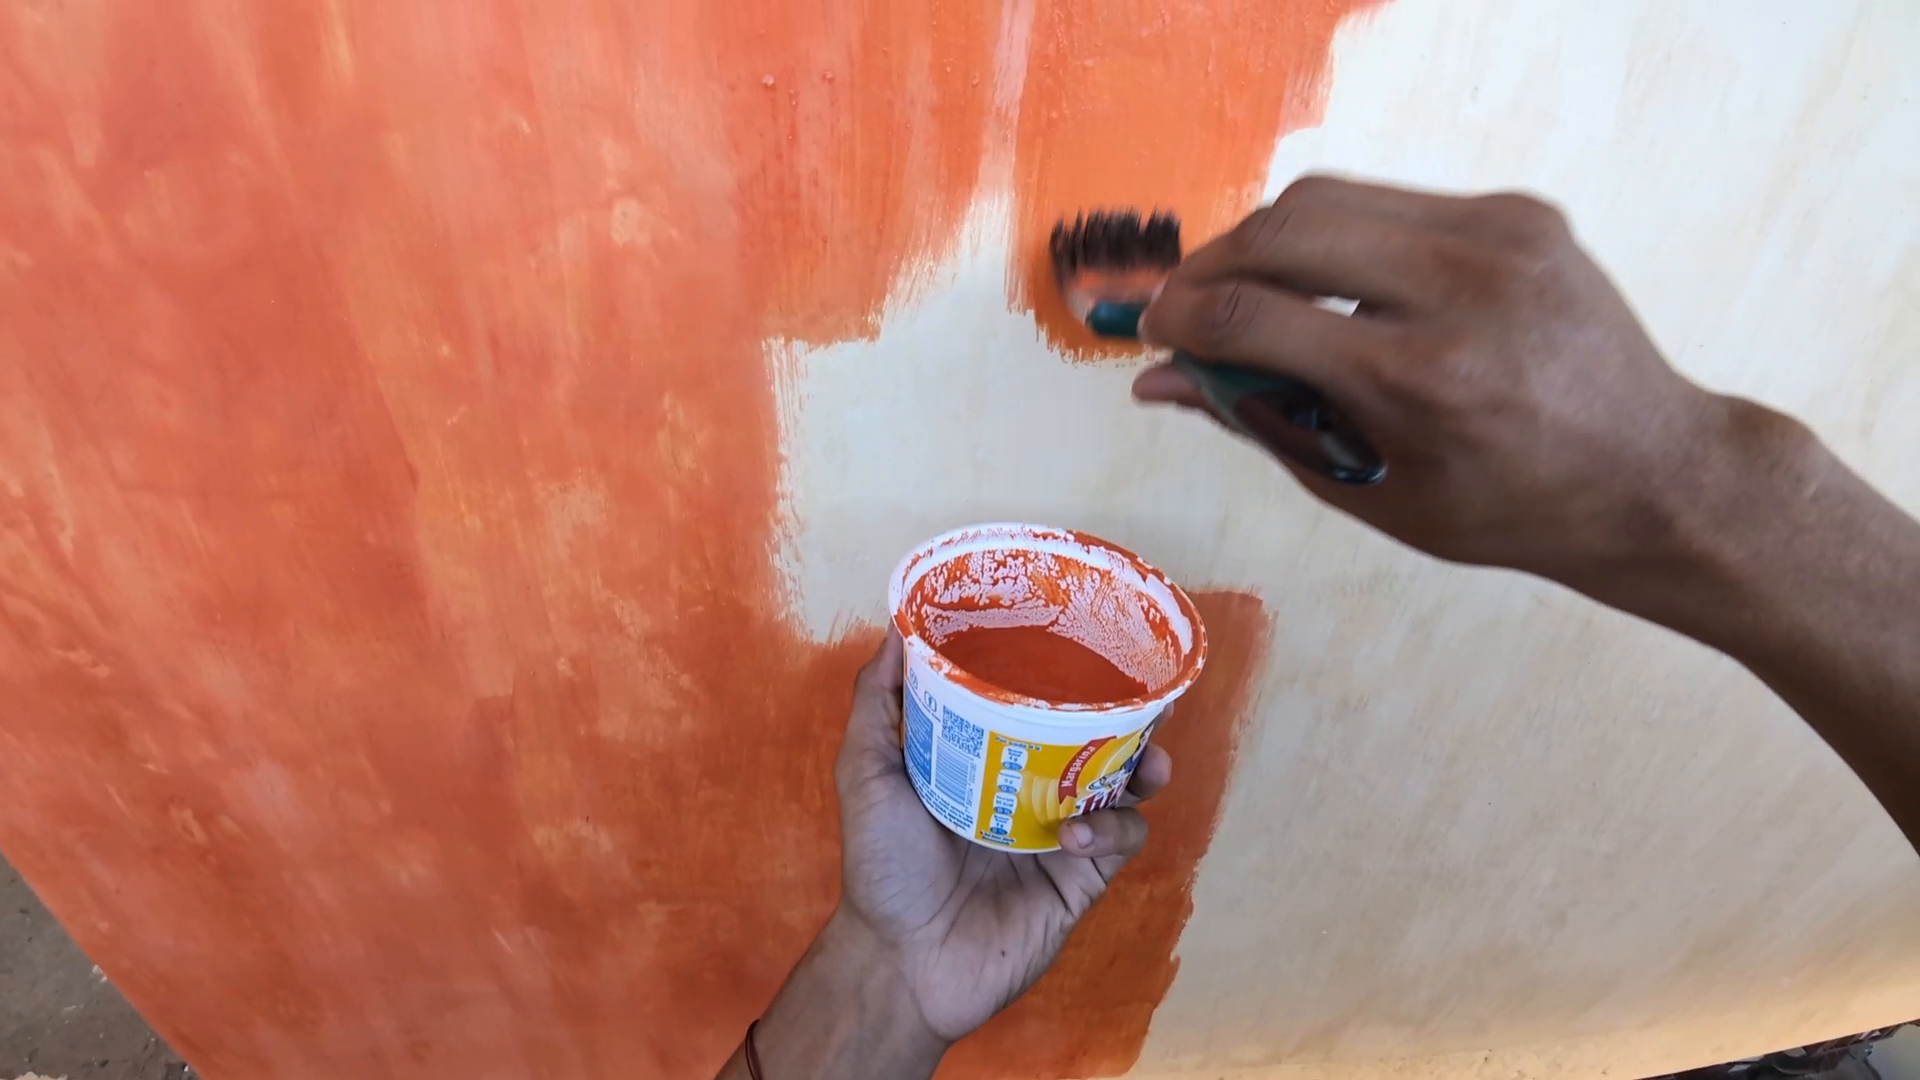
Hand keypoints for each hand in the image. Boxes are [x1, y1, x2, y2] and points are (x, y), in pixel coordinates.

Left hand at [722, 634, 1170, 1078]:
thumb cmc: (881, 863)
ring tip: (1147, 757)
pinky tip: (1077, 834)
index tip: (1074, 645)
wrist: (903, 961)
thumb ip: (876, 703)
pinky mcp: (1080, 877)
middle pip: (1087, 741)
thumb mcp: (866, 771)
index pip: (1032, 707)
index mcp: (986, 760)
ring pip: (1119, 787)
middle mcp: (1027, 789)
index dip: (1057, 679)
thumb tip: (896, 632)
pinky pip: (1120, 841)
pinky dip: (1113, 829)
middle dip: (1120, 719)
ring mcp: (1057, 833)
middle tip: (1139, 700)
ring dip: (1141, 768)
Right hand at [1136, 175, 1759, 587]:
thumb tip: (1158, 381)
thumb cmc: (1490, 508)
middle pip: (1281, 231)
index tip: (1149, 330)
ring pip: (1322, 199)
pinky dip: (1318, 239)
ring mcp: (1496, 232)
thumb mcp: (1356, 484)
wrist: (1648, 471)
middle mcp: (1459, 284)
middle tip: (1175, 306)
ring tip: (1230, 292)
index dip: (1180, 317)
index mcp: (1416, 378)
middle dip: (1204, 266)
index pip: (1253, 316)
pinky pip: (1376, 205)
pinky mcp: (1513, 210)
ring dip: (1253, 244)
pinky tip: (1309, 283)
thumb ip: (1254, 416)